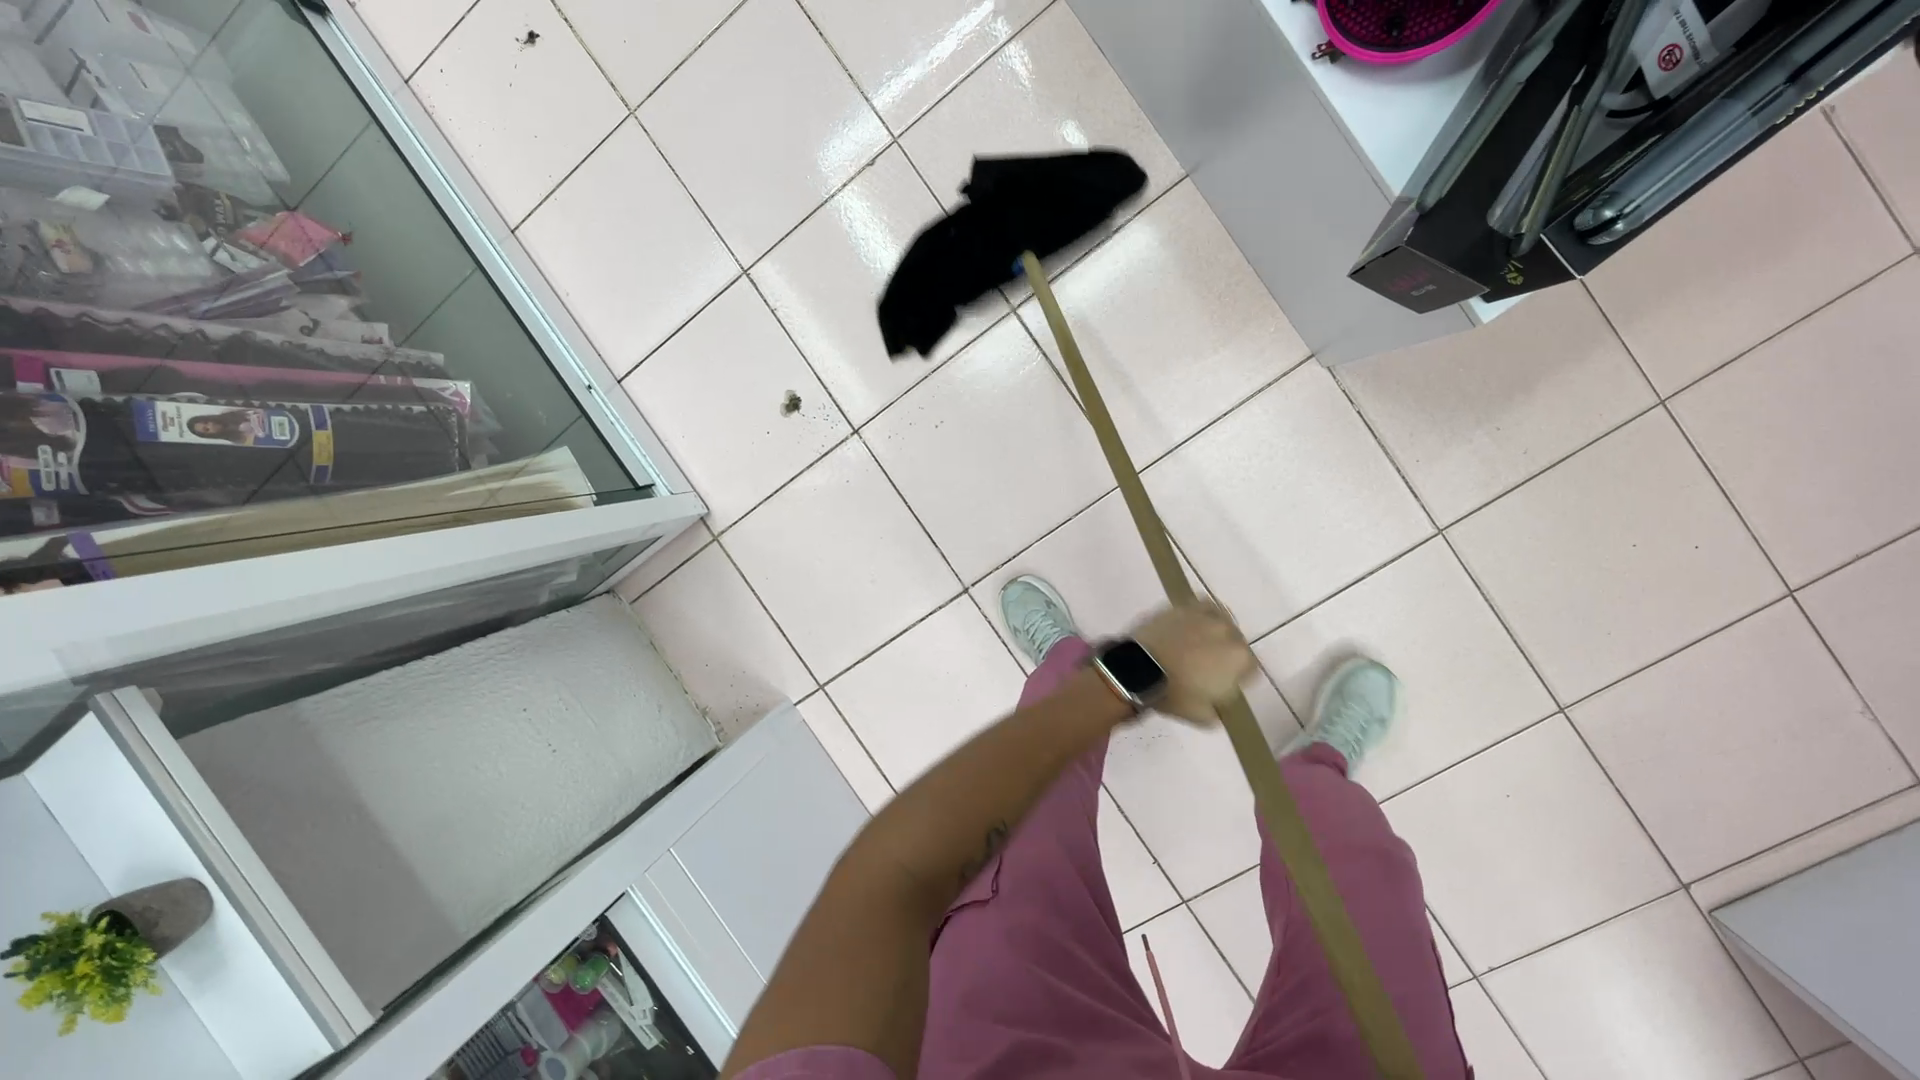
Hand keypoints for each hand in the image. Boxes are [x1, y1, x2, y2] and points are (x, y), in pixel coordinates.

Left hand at [1129, 601, 1256, 724]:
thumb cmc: (1174, 695)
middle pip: (1236, 642)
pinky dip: (1200, 615)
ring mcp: (1206, 616)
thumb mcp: (1202, 715)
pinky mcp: (1184, 606)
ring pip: (1222, 621)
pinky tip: (1190, 624)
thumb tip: (1216, 702)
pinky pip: (1201, 606)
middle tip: (1207, 664)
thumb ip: (1218, 708)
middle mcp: (1229, 632)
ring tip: (1199, 642)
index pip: (1250, 668)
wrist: (1138, 669)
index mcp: (1240, 659)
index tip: (1222, 683)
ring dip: (1215, 631)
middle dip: (1225, 652)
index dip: (1237, 676)